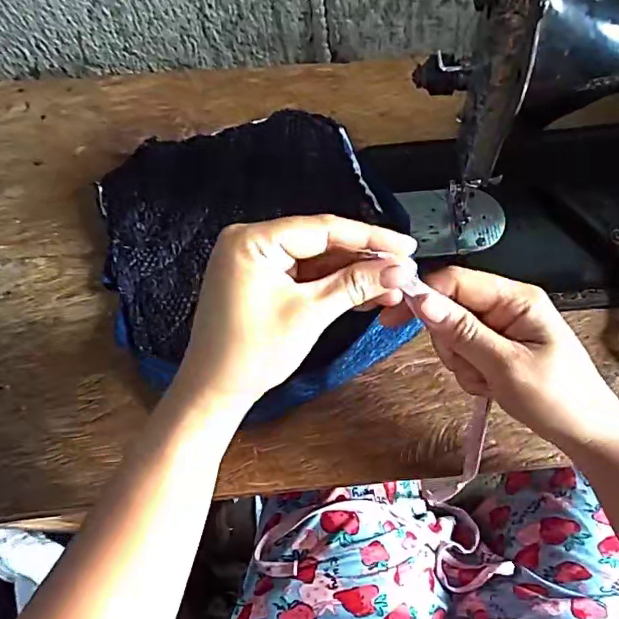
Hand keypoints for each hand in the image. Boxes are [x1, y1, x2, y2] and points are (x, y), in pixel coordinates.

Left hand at [174, 215, 418, 411]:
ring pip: (315, 260)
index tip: (402, 246)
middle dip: (363, 259)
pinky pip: (302, 275)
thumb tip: (394, 269)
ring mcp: (253, 262)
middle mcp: (249, 242)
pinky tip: (363, 293)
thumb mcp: (309, 313)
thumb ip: (354, 285)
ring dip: (351, 274)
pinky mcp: (259, 281)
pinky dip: (330, 285)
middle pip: (320, 242)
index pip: (322, 229)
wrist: (215, 389)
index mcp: (252, 240)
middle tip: (401, 268)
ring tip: (390, 285)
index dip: (369, 238)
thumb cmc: (247, 354)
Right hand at [378, 266, 618, 455]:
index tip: (392, 318)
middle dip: (450, 342)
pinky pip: (465, 353)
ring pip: (453, 334)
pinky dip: (469, 372)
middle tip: (470, 367)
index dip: (422, 296)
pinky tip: (490, 386)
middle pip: (450, 308)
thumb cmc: (558, 398)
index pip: (456, 281)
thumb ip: (462, 331)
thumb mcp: (505, 365)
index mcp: (516, 298)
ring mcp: (503, 328)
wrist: (588, 433)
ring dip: (461, 362)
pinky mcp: (499, 348)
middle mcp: (508, 306)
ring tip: (487, 381)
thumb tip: (423, 302)